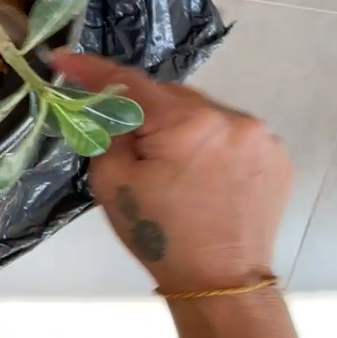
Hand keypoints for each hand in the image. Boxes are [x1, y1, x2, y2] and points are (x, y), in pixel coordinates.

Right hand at [52, 51, 292, 294]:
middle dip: (138, 104)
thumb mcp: (111, 181)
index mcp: (187, 124)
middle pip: (169, 95)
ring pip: (200, 112)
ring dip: (174, 122)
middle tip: (112, 124)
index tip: (60, 57)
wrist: (220, 280)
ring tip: (158, 156)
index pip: (130, 83)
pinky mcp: (276, 155)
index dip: (91, 68)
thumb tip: (108, 107)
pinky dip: (203, 140)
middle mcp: (231, 118)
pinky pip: (227, 132)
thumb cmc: (157, 232)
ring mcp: (261, 136)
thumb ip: (107, 132)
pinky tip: (192, 168)